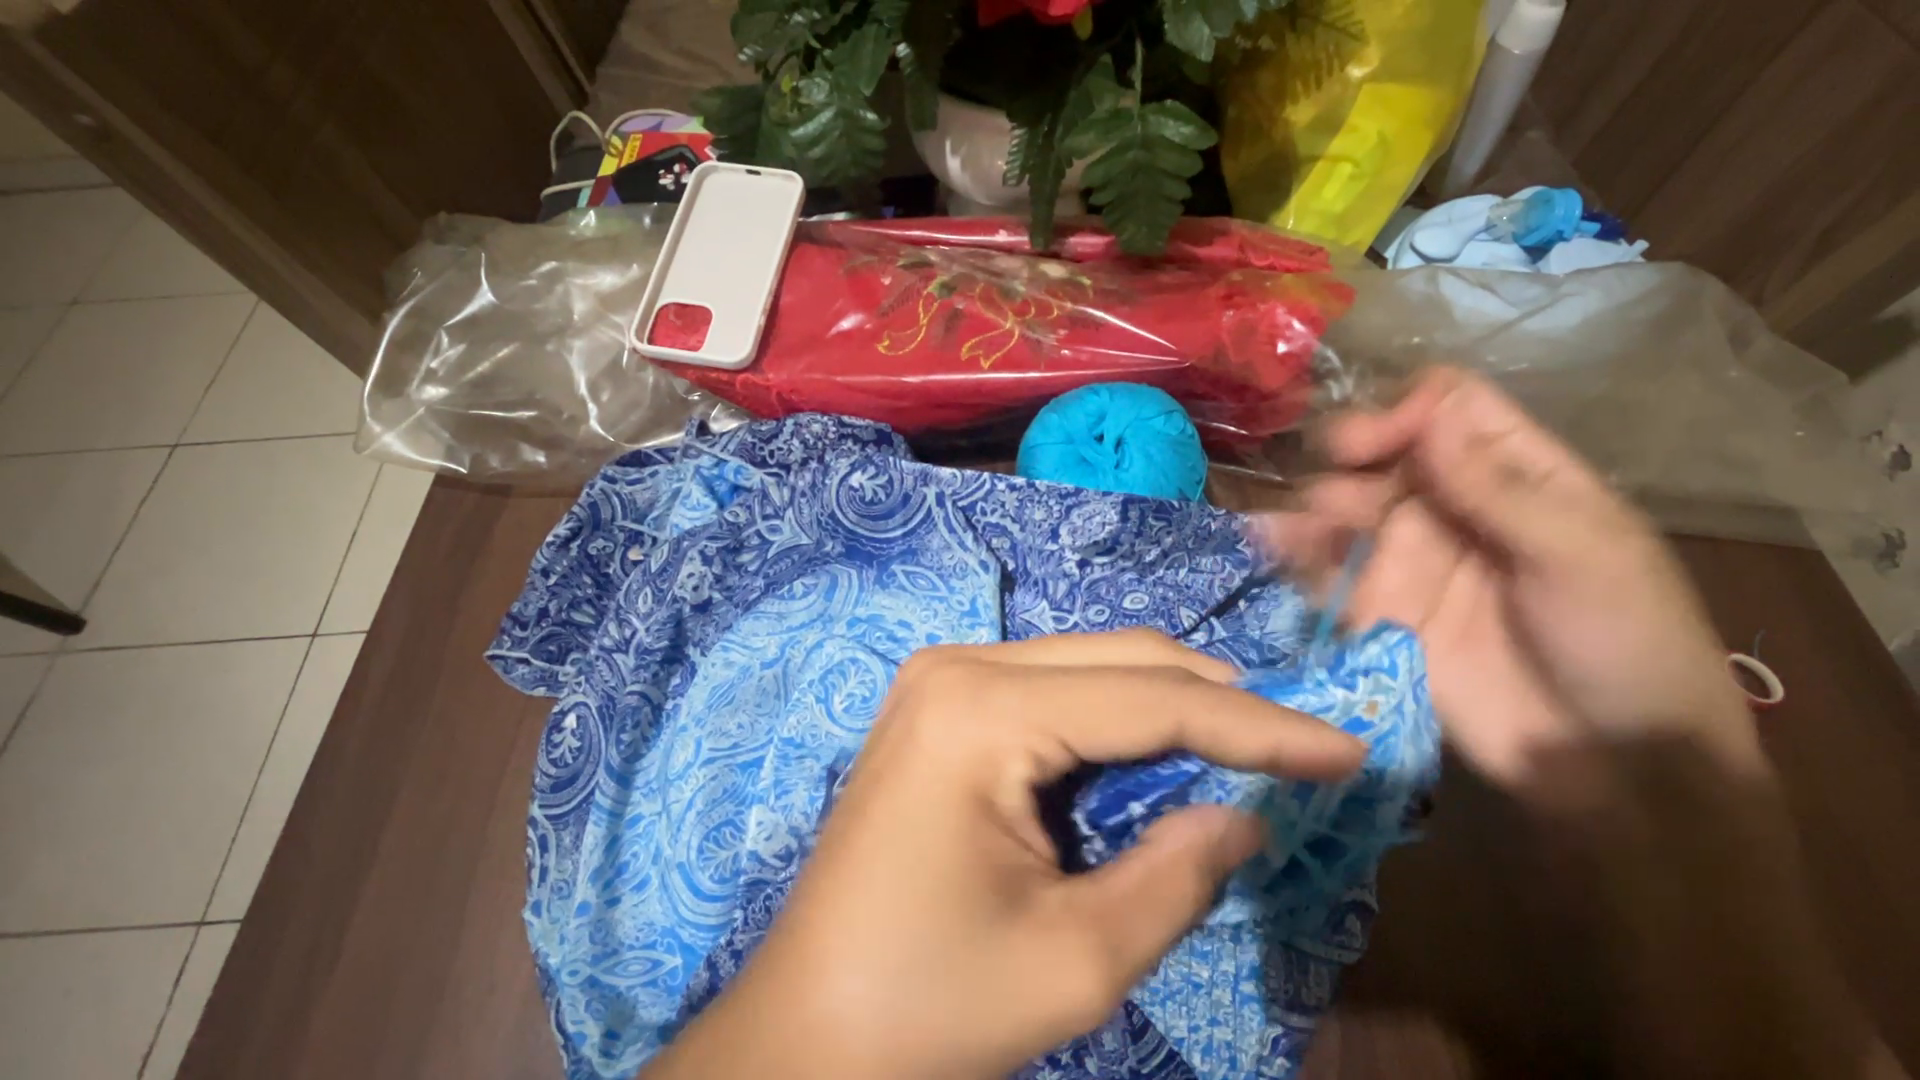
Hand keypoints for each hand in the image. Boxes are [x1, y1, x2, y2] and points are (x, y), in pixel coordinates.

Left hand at [648, 630, 1363, 1079]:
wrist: (804, 1032)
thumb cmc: (930, 1004)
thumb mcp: (1077, 959)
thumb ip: (1178, 875)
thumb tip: (1245, 815)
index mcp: (980, 711)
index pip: (1151, 699)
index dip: (1260, 725)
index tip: (1347, 750)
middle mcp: (956, 668)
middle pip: (1119, 662)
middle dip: (1218, 702)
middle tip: (1303, 749)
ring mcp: (938, 682)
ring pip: (1087, 668)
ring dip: (1169, 708)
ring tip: (1248, 752)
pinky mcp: (935, 709)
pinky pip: (1048, 693)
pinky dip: (1114, 723)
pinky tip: (1156, 759)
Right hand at [1251, 368, 1759, 787]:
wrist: (1611, 768)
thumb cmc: (1624, 647)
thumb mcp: (1582, 557)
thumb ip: (1498, 488)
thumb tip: (1426, 408)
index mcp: (1518, 477)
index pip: (1447, 409)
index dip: (1403, 412)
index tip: (1372, 445)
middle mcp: (1454, 508)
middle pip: (1381, 455)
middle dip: (1345, 462)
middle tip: (1326, 495)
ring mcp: (1411, 561)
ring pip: (1344, 509)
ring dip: (1312, 508)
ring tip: (1289, 533)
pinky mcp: (1379, 613)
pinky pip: (1328, 572)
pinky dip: (1296, 557)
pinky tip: (1273, 551)